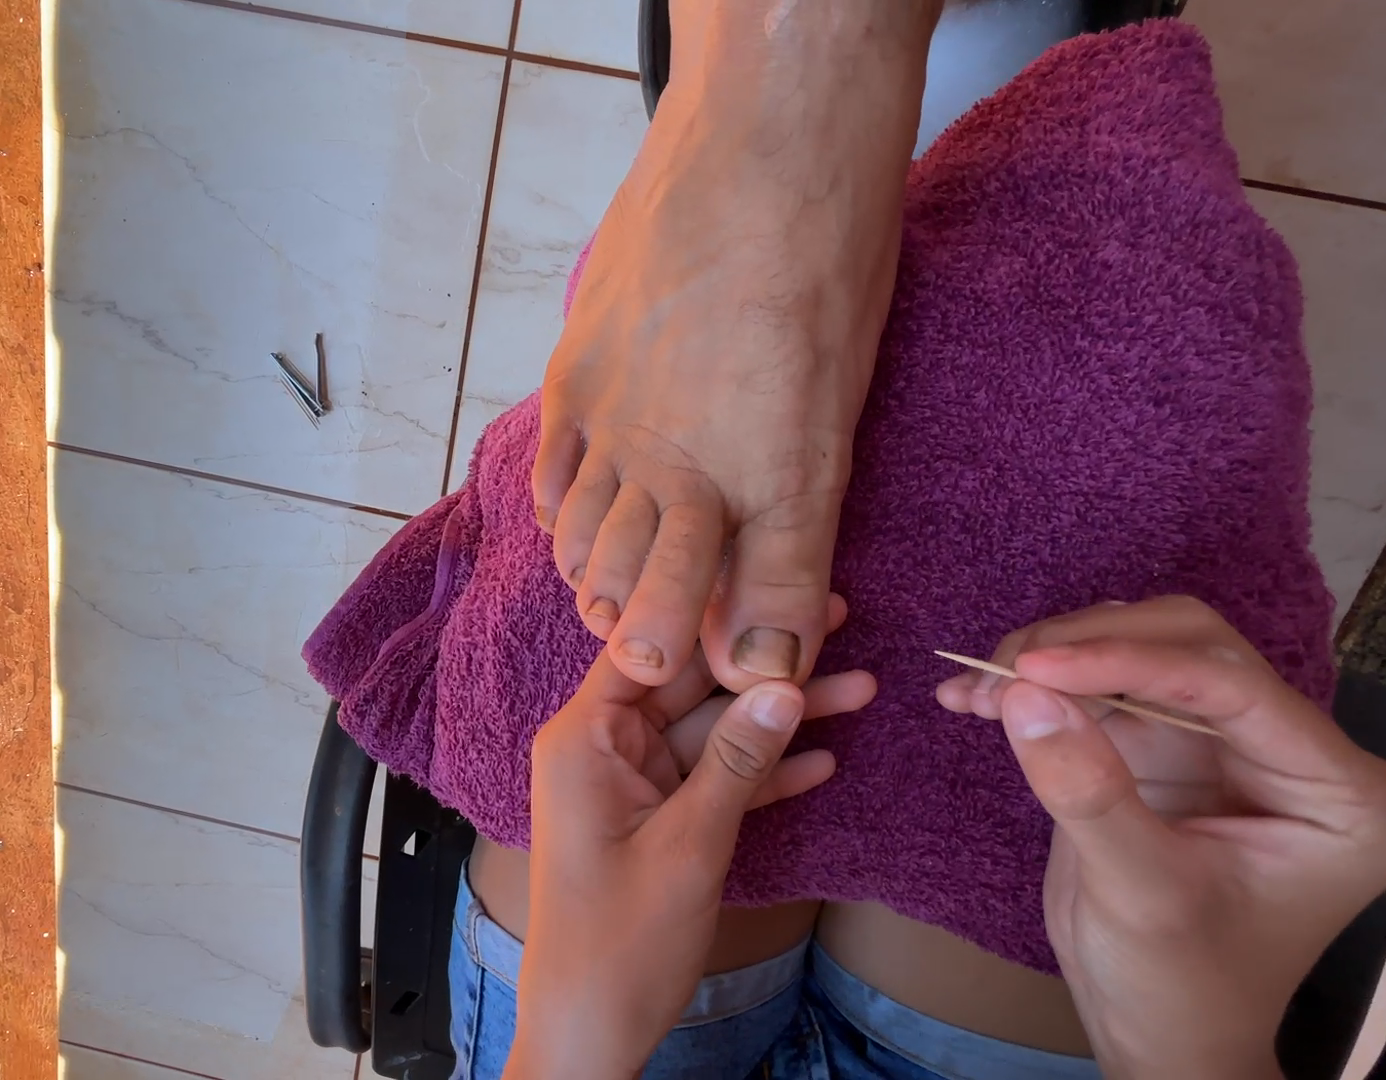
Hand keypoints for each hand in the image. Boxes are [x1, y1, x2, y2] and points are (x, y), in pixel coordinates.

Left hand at [507, 630, 874, 1078]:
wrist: (590, 1032)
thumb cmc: (621, 942)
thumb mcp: (689, 844)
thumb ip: (737, 762)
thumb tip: (786, 686)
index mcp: (585, 736)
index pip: (649, 649)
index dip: (710, 613)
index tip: (771, 580)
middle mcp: (603, 745)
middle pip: (691, 688)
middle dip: (764, 667)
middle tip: (837, 624)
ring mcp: (631, 780)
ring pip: (711, 735)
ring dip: (778, 722)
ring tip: (859, 687)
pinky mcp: (655, 814)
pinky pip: (710, 779)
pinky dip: (759, 774)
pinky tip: (822, 759)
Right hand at [533, 0, 940, 692]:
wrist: (760, 153)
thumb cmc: (822, 280)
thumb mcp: (834, 431)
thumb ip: (791, 553)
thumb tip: (761, 656)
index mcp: (738, 487)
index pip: (696, 611)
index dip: (685, 657)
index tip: (686, 679)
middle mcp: (657, 466)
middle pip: (620, 583)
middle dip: (632, 626)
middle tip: (637, 643)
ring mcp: (604, 419)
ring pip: (579, 535)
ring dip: (594, 574)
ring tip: (607, 593)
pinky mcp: (572, 377)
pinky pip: (551, 475)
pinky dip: (563, 513)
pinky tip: (576, 518)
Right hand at [940, 597, 1385, 1077]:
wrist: (1150, 1013)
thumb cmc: (1175, 977)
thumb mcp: (1137, 892)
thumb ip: (1087, 791)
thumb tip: (1021, 695)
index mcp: (1337, 790)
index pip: (1230, 685)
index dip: (1125, 661)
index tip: (1030, 670)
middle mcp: (1284, 745)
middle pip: (1181, 641)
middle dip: (1081, 648)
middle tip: (1000, 676)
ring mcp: (1214, 735)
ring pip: (1126, 645)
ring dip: (1043, 657)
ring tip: (974, 690)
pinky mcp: (1151, 737)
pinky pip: (1086, 680)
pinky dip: (1026, 684)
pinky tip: (968, 699)